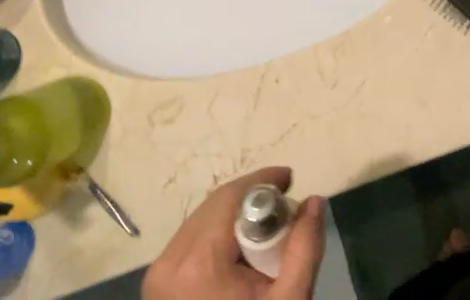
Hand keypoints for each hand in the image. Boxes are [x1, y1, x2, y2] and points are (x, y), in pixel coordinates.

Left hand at [144, 167, 325, 299]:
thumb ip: (305, 247)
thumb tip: (314, 201)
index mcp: (197, 263)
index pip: (230, 197)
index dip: (264, 181)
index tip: (291, 180)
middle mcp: (167, 263)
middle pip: (214, 205)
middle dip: (252, 197)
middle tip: (285, 205)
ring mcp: (156, 278)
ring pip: (200, 220)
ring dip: (235, 215)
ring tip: (267, 229)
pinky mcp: (155, 288)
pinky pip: (189, 241)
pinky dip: (218, 235)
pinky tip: (241, 250)